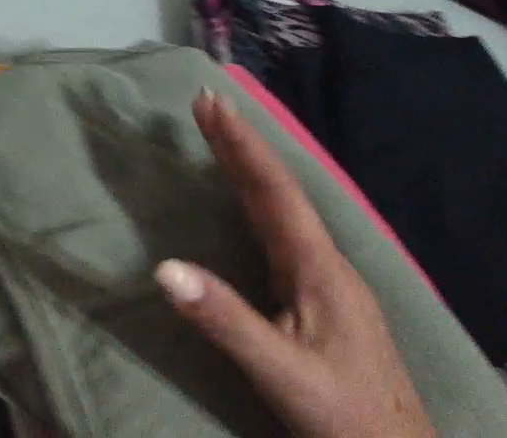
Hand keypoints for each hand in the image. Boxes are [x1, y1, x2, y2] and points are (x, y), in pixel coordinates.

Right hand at [154, 91, 435, 437]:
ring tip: (219, 132)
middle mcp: (325, 265)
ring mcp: (325, 282)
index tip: (211, 103)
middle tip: (207, 100)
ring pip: (281, 207)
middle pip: (278, 191)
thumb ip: (226, 320)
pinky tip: (246, 195)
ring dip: (247, 165)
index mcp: (320, 271)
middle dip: (241, 144)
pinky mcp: (318, 297)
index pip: (275, 194)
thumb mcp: (282, 373)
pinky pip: (279, 227)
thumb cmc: (344, 416)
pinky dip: (254, 195)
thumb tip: (162, 267)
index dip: (242, 146)